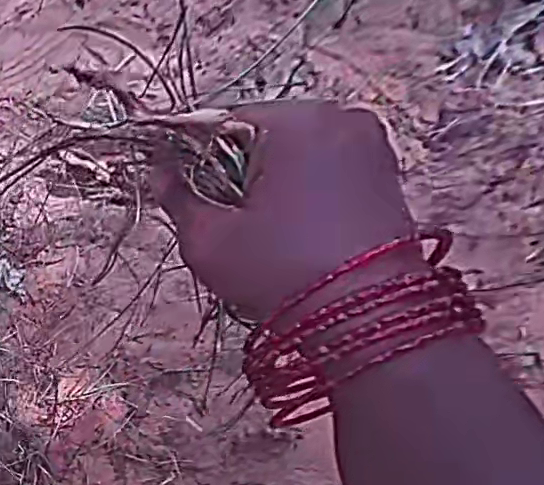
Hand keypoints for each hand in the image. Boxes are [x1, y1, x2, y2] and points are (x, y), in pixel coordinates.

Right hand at [152, 100, 423, 319]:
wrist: (358, 309)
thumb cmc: (275, 271)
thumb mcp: (208, 240)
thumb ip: (178, 199)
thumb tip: (159, 171)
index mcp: (294, 121)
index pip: (222, 121)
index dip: (192, 158)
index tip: (178, 193)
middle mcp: (339, 115)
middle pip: (261, 134)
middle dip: (231, 172)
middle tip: (218, 222)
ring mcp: (368, 142)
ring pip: (293, 153)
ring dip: (264, 184)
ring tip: (253, 233)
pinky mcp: (383, 171)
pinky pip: (323, 168)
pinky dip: (297, 192)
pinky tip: (286, 233)